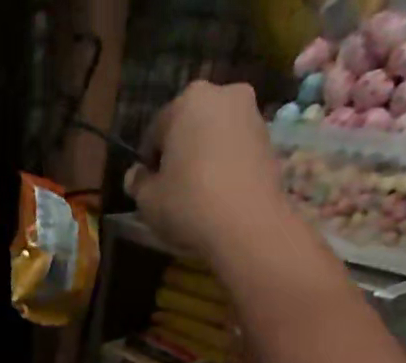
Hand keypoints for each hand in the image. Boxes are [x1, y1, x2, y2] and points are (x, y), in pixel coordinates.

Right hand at [124, 81, 290, 256]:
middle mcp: (223, 95)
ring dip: (205, 156)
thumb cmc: (189, 203)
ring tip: (198, 191)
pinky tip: (220, 192)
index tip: (148, 184)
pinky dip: (226, 164)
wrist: (248, 224)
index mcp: (188, 100)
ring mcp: (252, 115)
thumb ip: (138, 182)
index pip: (157, 129)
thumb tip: (136, 175)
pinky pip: (237, 149)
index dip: (149, 159)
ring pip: (216, 135)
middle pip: (190, 125)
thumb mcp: (148, 199)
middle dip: (180, 150)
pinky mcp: (270, 140)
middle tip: (173, 184)